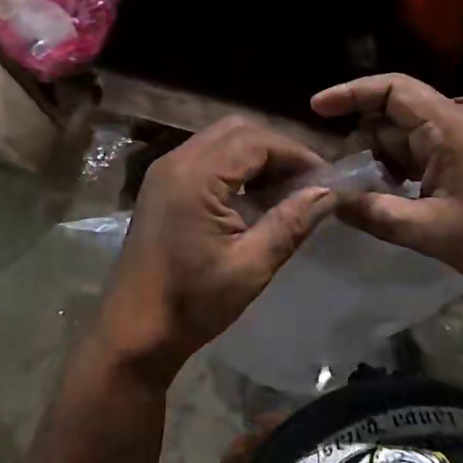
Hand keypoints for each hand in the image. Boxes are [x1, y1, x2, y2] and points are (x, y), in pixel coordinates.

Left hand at [97, 118, 338, 383]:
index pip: (256, 141)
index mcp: (195, 177)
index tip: (325, 179)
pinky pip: (205, 157)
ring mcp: (164, 171)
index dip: (296, 154)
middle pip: (237, 130)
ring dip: (256, 156)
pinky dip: (234, 166)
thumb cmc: (192, 303)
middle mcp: (176, 161)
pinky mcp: (161, 186)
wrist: (133, 332)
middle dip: (277, 149)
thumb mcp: (251, 266)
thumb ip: (291, 222)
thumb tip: (329, 192)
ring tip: (286, 189)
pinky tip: (254, 197)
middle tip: (307, 181)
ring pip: (220, 140)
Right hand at [310, 74, 462, 293]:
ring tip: (354, 193)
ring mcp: (458, 144)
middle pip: (391, 115)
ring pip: (400, 138)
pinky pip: (416, 156)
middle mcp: (452, 125)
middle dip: (359, 140)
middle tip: (334, 175)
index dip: (352, 93)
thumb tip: (329, 202)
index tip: (316, 108)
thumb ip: (376, 214)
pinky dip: (394, 172)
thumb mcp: (431, 231)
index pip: (393, 89)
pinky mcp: (461, 163)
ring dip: (376, 160)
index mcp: (449, 127)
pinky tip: (382, 198)